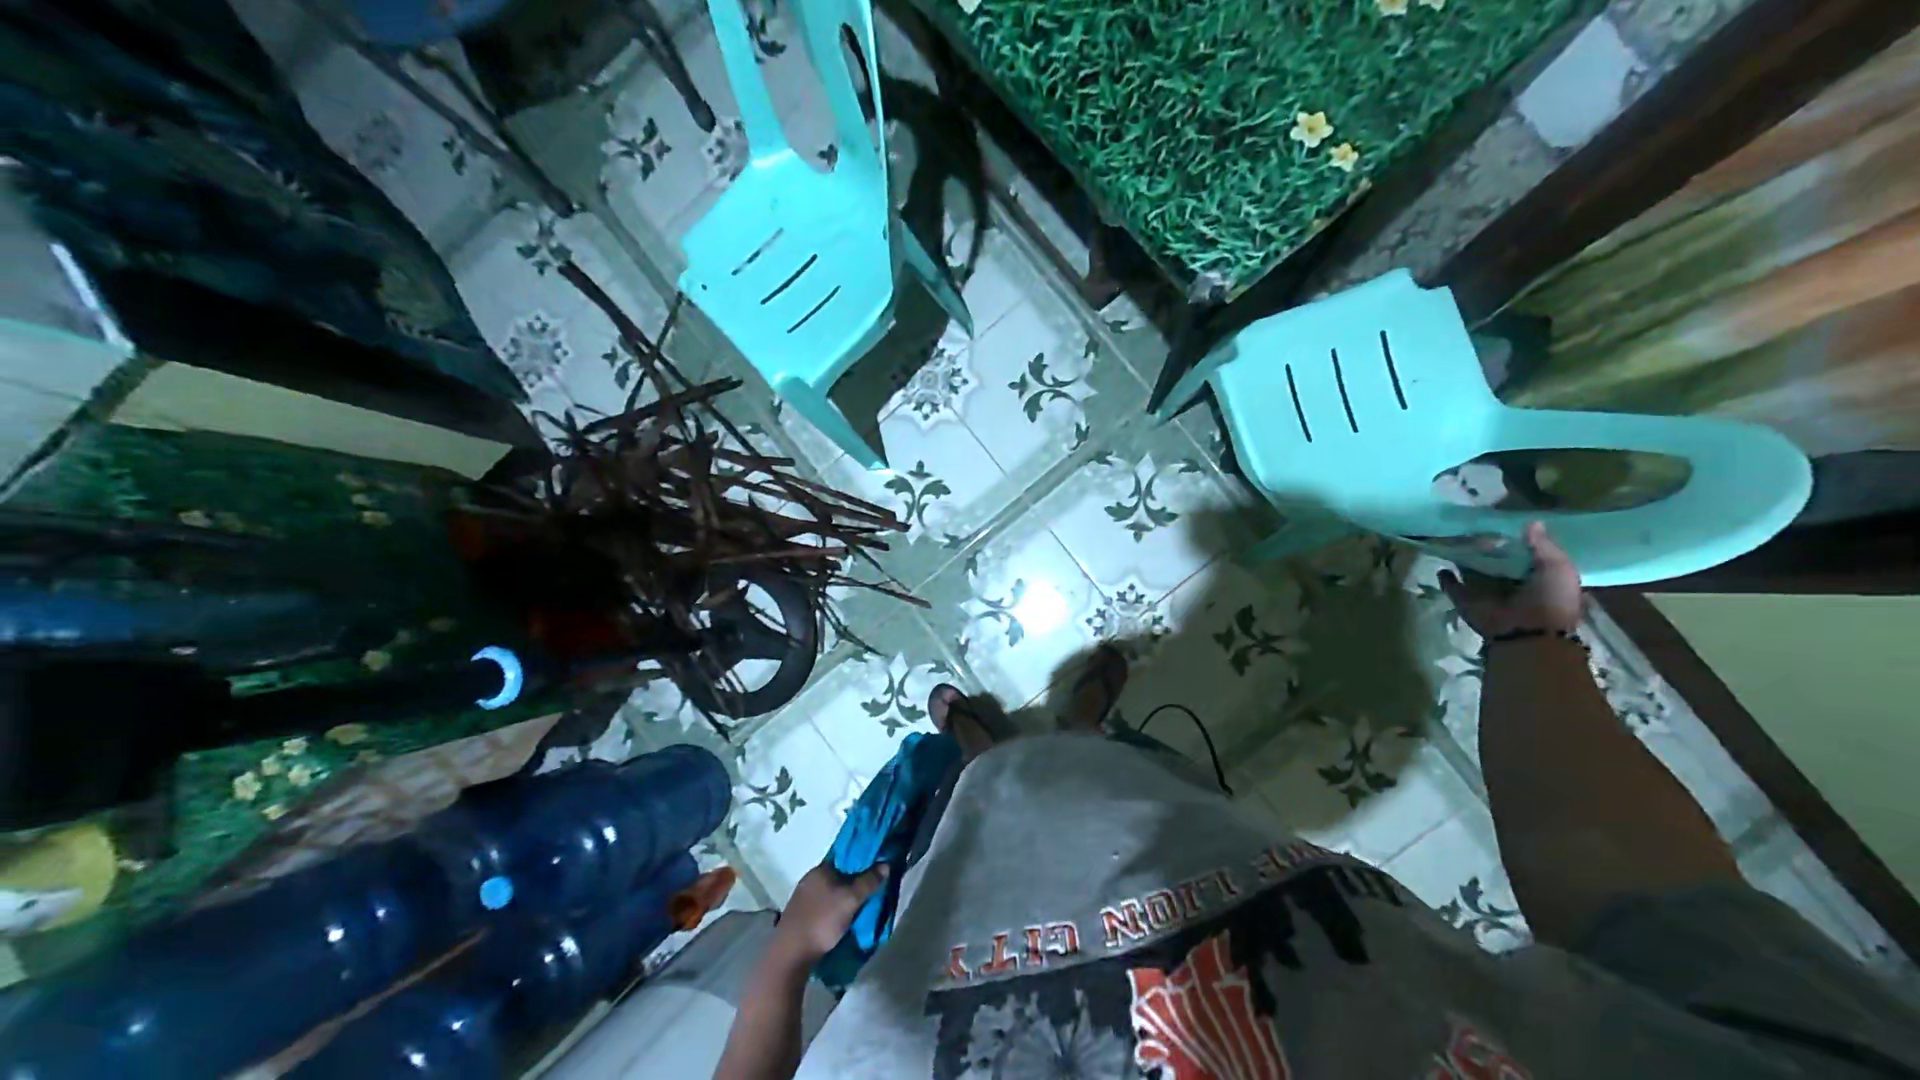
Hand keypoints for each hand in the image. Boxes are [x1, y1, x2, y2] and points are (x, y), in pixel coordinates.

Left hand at [772, 861, 889, 963]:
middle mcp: (810, 878)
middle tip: (871, 888)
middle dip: (854, 880)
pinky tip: (841, 915)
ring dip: (843, 895)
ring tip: (859, 903)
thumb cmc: (822, 920)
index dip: (862, 860)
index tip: (876, 867)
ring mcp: (803, 896)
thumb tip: (886, 864)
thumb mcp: (851, 900)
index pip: (845, 856)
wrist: (791, 954)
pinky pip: (823, 903)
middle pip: (838, 874)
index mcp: (821, 868)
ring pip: (830, 890)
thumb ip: (868, 881)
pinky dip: (833, 906)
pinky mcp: (800, 913)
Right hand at [1438, 521, 1584, 636]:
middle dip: (1485, 547)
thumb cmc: (1550, 599)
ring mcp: (1486, 592)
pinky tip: (1442, 564)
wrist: (1528, 633)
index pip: (1522, 554)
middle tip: (1473, 527)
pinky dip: (1446, 577)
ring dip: (1464, 558)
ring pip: (1472, 570)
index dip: (1513, 540)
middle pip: (1494, 560)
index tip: (1501, 523)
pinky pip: (1452, 586)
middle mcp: (1510, 583)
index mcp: (1536, 576)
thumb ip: (1543, 546)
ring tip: (1454, 540)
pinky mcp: (1466, 600)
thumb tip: (1531, 521)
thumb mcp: (1558, 568)